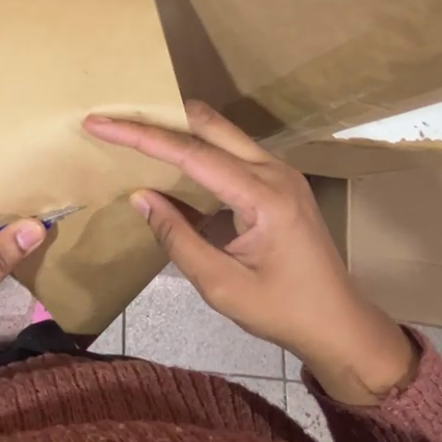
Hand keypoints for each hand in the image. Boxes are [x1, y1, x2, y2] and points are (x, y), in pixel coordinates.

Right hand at [84, 101, 418, 405]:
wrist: (341, 326)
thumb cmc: (282, 310)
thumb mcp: (220, 284)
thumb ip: (177, 236)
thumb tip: (140, 196)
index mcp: (263, 196)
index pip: (190, 152)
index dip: (140, 136)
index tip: (99, 123)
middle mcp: (274, 171)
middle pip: (208, 124)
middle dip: (158, 117)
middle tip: (114, 116)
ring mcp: (280, 173)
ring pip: (219, 132)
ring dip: (176, 128)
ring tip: (133, 131)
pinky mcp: (278, 181)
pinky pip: (230, 150)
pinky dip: (194, 146)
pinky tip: (169, 158)